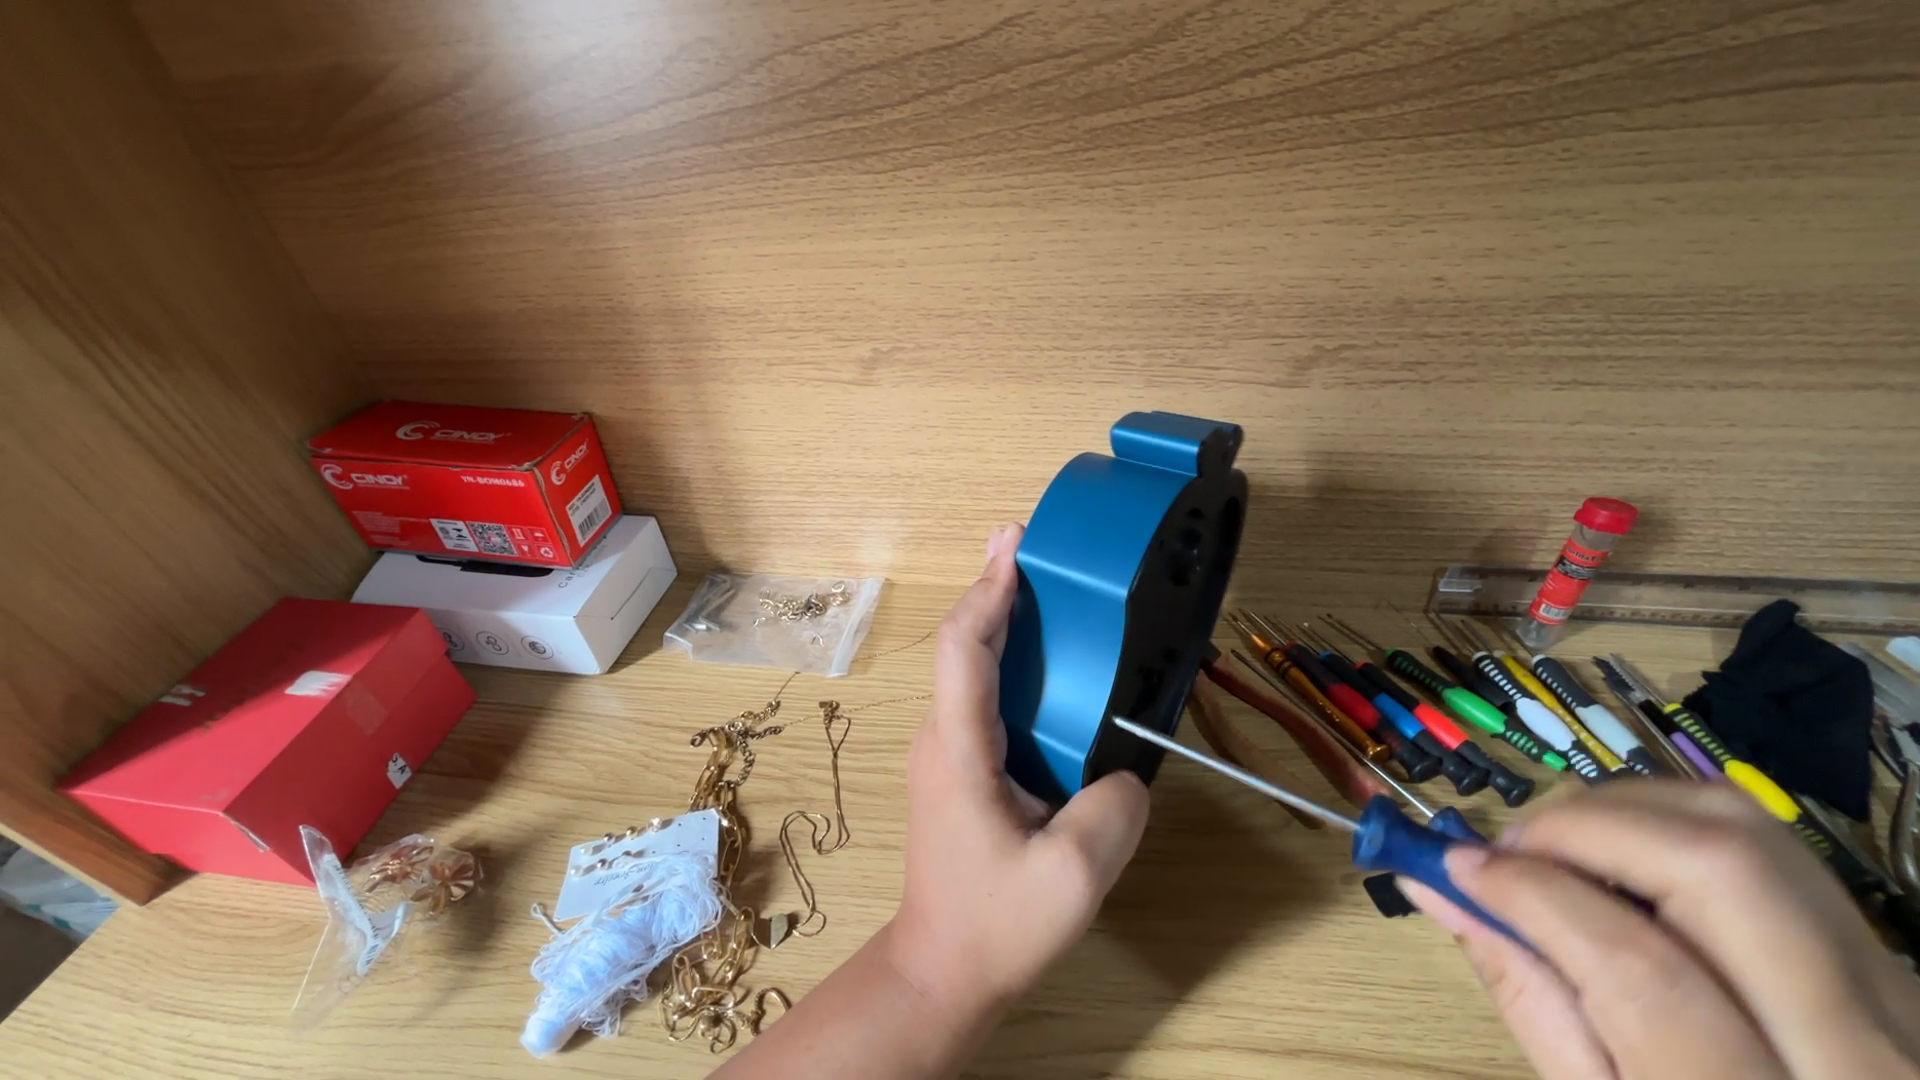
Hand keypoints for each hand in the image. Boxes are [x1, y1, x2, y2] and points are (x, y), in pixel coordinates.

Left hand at [885, 523, 1151, 1014]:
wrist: (942, 969)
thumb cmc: (996, 924)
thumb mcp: (1074, 876)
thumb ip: (1113, 811)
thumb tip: (1127, 771)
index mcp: (960, 749)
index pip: (963, 649)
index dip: (988, 590)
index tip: (1014, 543)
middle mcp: (943, 736)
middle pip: (964, 644)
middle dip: (998, 589)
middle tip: (1040, 549)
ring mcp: (945, 750)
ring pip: (971, 668)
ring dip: (1005, 621)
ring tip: (1050, 589)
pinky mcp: (958, 766)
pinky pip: (982, 697)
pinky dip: (1011, 662)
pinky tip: (1051, 663)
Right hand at [1403, 781, 1919, 1079]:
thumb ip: (1525, 994)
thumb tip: (1436, 884)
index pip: (1638, 966)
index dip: (1530, 893)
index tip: (1458, 864)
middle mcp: (1864, 1053)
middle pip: (1719, 865)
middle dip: (1585, 825)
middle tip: (1515, 844)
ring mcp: (1902, 999)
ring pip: (1753, 832)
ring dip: (1628, 809)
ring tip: (1563, 844)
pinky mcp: (1894, 961)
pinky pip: (1775, 850)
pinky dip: (1674, 825)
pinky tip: (1624, 859)